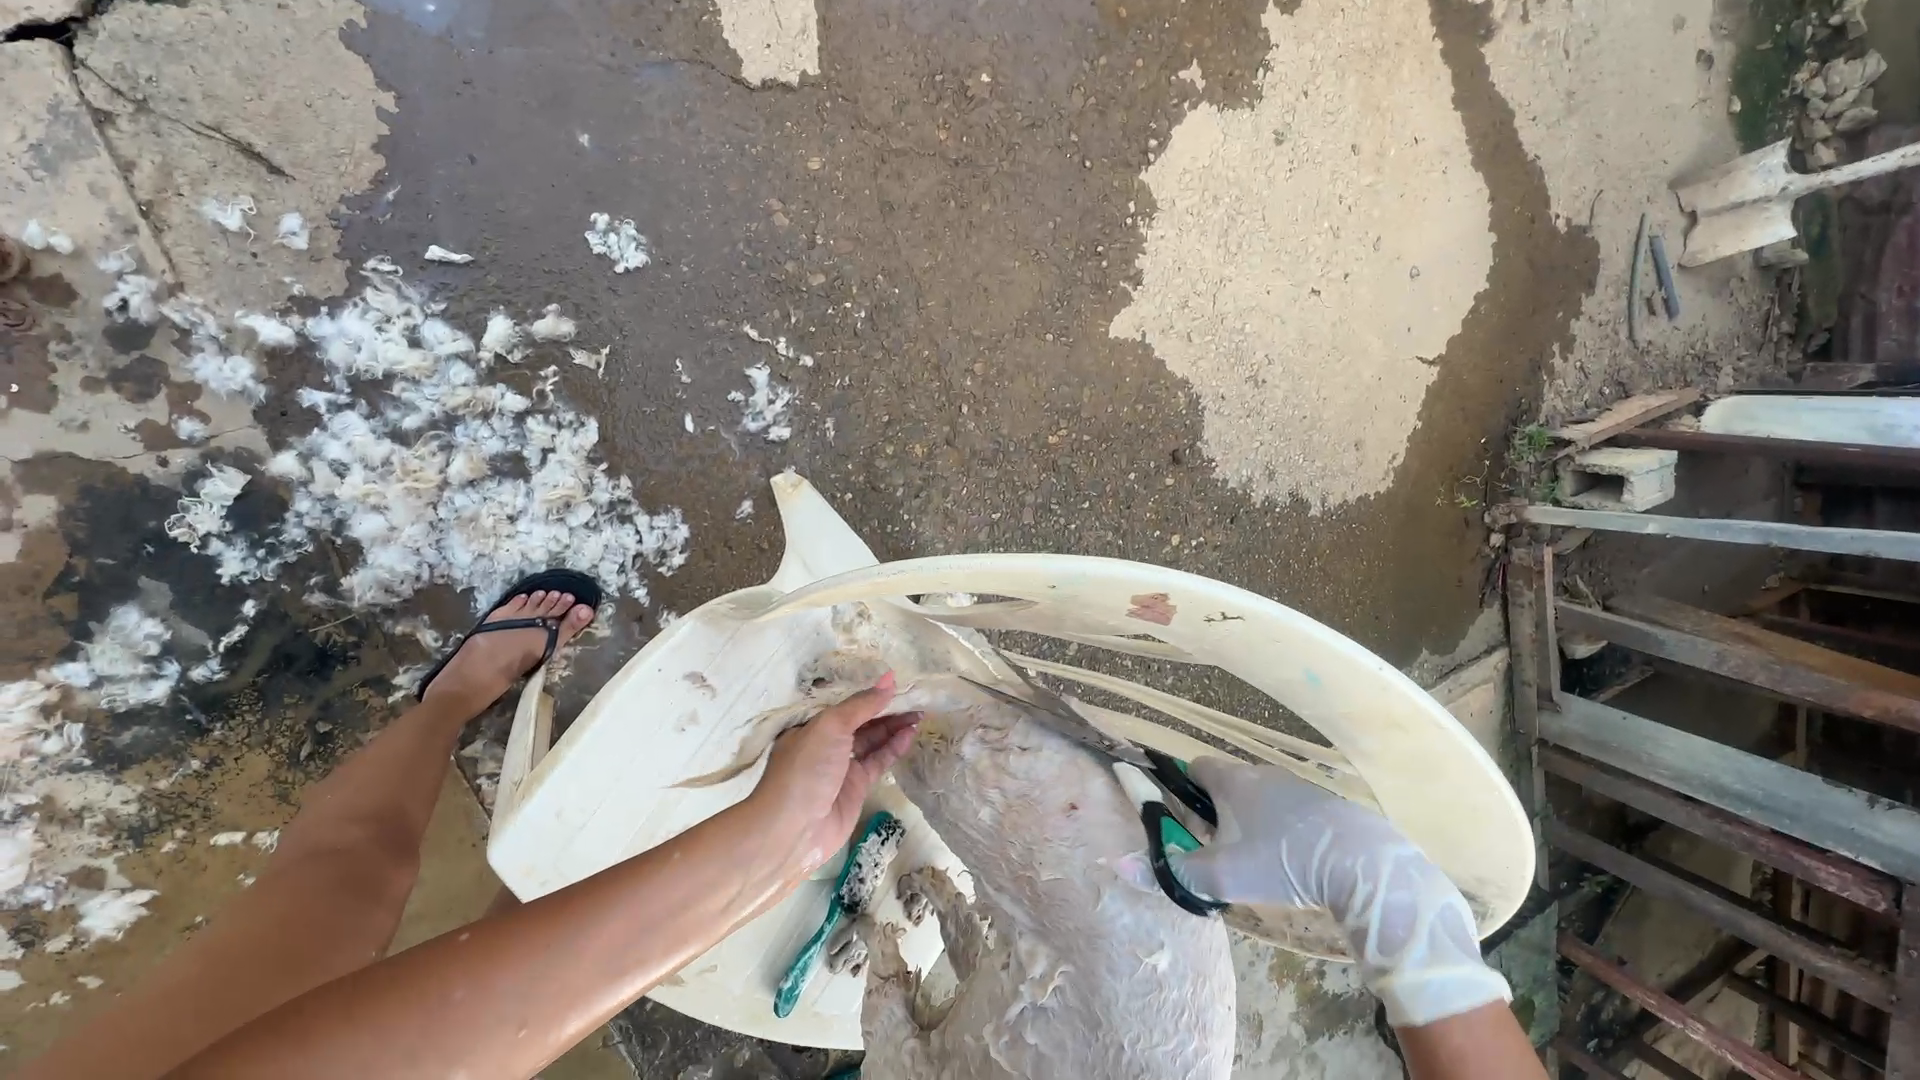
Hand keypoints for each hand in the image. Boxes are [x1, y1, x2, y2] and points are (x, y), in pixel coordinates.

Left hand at [744, 673, 919, 882]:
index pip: (847, 703)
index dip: (871, 693)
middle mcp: (826, 742)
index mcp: (813, 724)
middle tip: (917, 697)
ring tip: (920, 713)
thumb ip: (861, 704)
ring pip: (873, 739)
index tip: (899, 682)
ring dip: (895, 726)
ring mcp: (842, 765)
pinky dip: (894, 747)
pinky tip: (910, 733)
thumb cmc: (805, 769)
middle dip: (887, 709)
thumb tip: (889, 679)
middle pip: (862, 720)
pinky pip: (879, 760)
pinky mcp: (857, 786)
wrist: (793, 830)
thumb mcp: (830, 727)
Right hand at [1168, 757, 1510, 1027]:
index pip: (1194, 767)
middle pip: (1228, 785)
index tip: (1181, 819)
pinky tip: (1292, 864)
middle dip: (1216, 812)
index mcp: (1232, 780)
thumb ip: (1173, 870)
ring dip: (1252, 823)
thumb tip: (1122, 865)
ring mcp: (1299, 787)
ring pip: (1261, 800)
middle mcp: (1262, 773)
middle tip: (1215, 850)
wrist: (1364, 866)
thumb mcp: (1221, 875)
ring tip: (1255, 862)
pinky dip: (1283, 832)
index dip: (1181, 789)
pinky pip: (1292, 814)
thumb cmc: (1281, 860)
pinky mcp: (1328, 808)